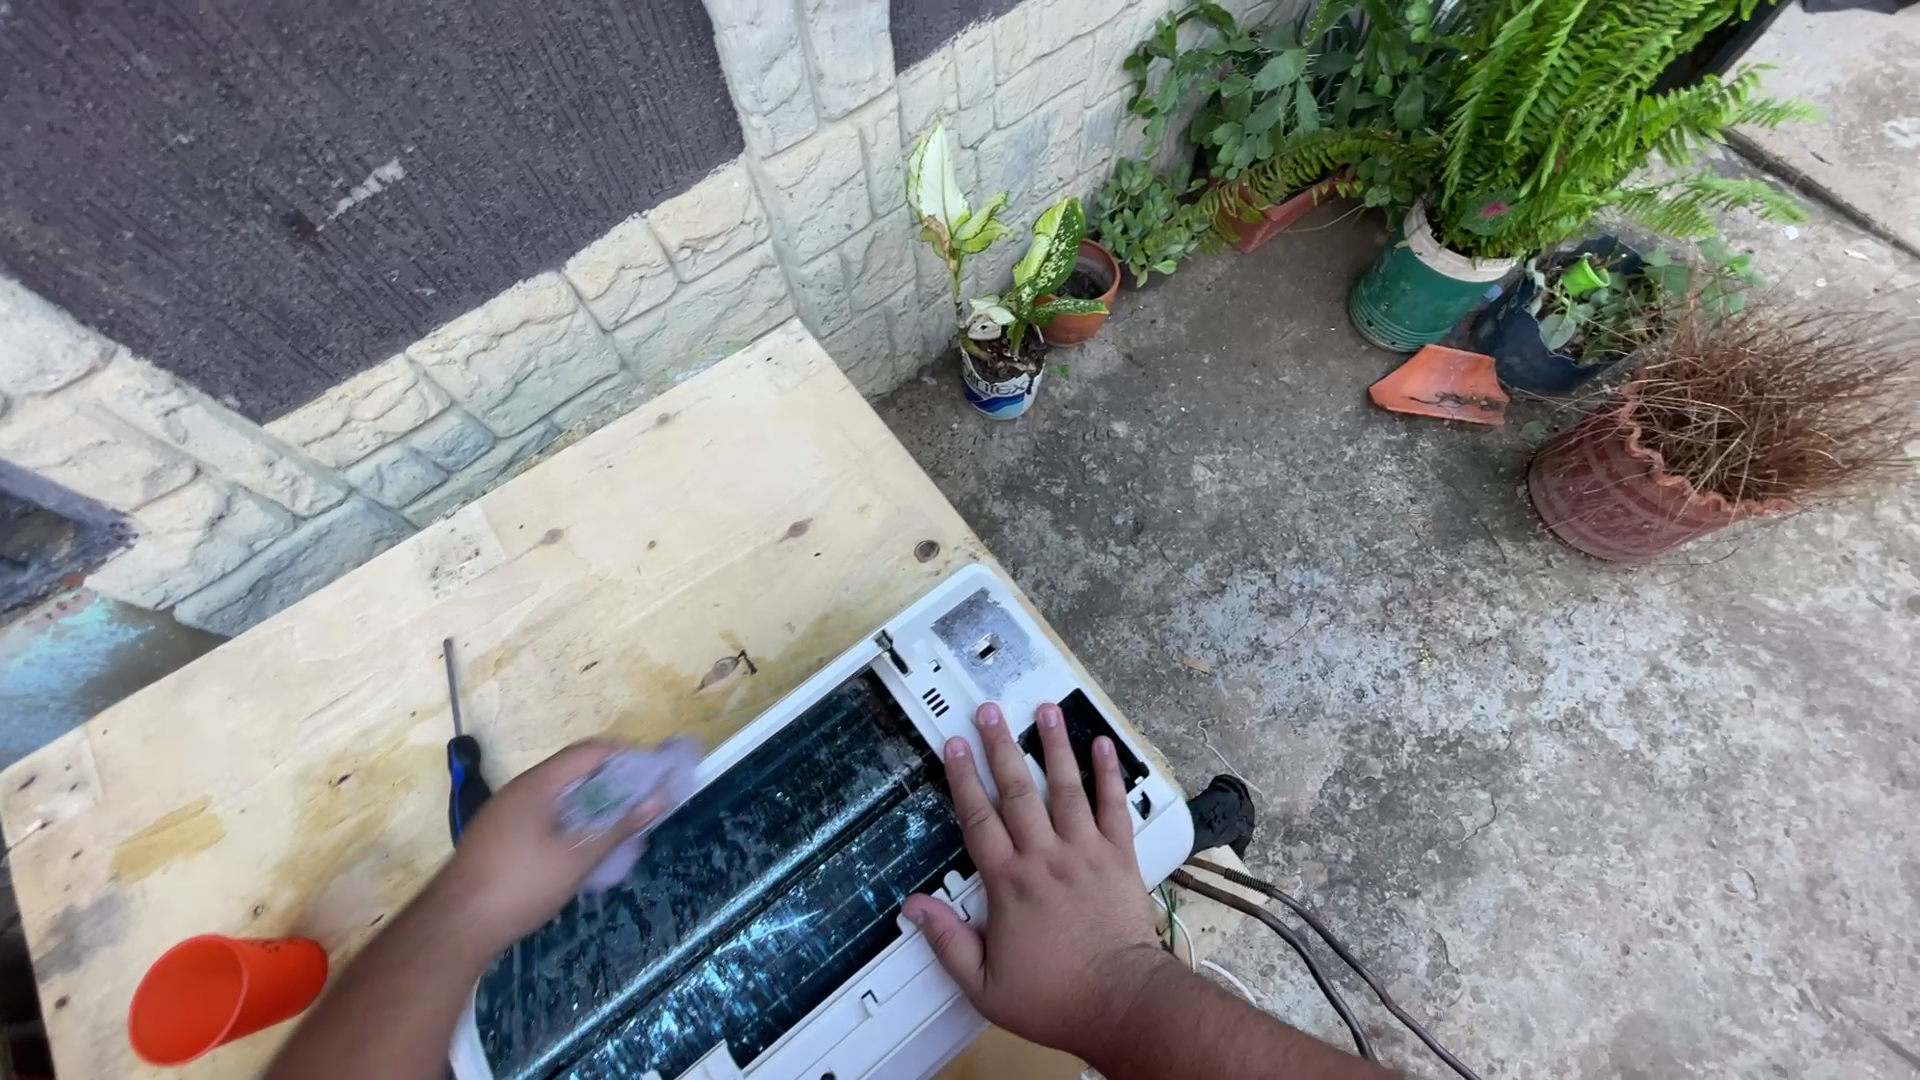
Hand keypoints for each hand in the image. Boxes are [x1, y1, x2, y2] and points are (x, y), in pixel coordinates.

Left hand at [430, 740, 665, 949]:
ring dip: (591, 804)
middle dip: (611, 783)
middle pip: (574, 771)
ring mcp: (504, 814)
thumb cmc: (519, 887)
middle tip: (639, 802)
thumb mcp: (578, 858)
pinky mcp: (498, 837)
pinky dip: (570, 820)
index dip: (624, 756)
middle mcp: (519, 791)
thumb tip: (659, 799)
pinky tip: (582, 848)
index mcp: (537, 785)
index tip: (651, 774)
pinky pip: (544, 814)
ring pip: (559, 795)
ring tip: (617, 826)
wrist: (448, 934)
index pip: (589, 752)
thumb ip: (620, 825)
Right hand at [902, 703, 1175, 1060]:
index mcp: (1010, 882)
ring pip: (1065, 787)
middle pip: (1016, 789)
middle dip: (1000, 746)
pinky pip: (1113, 807)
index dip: (963, 777)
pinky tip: (1103, 746)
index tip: (955, 746)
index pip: (978, 817)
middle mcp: (1045, 856)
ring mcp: (1084, 851)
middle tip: (990, 712)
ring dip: (1054, 746)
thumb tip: (915, 908)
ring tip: (1046, 711)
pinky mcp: (1119, 857)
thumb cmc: (1057, 997)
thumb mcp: (985, 985)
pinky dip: (1108, 774)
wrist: (1122, 1005)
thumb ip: (947, 942)